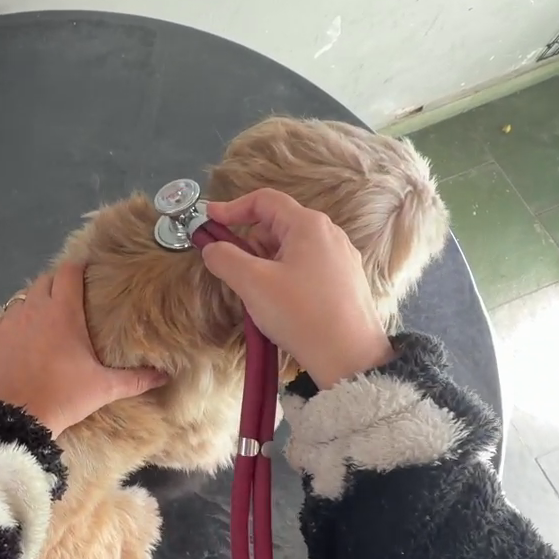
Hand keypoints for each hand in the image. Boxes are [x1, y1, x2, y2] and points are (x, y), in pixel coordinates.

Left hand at [0, 263, 167, 434]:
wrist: (16, 419)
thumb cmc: (64, 397)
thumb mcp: (104, 388)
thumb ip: (136, 379)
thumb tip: (164, 376)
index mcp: (63, 311)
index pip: (69, 271)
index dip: (79, 268)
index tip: (88, 274)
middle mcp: (34, 307)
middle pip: (46, 280)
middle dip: (58, 284)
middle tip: (70, 299)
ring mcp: (9, 321)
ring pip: (23, 298)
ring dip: (35, 303)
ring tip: (46, 321)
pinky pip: (5, 320)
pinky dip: (16, 324)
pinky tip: (23, 341)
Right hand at [199, 188, 394, 386]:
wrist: (349, 357)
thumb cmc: (300, 313)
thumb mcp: (252, 283)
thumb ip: (225, 258)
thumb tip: (210, 247)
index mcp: (308, 225)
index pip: (264, 200)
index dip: (232, 207)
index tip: (209, 220)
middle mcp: (329, 233)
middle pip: (277, 225)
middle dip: (249, 243)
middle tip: (235, 271)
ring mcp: (340, 257)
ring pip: (290, 248)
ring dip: (266, 263)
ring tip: (259, 294)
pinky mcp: (345, 281)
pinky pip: (305, 266)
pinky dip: (283, 275)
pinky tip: (281, 303)